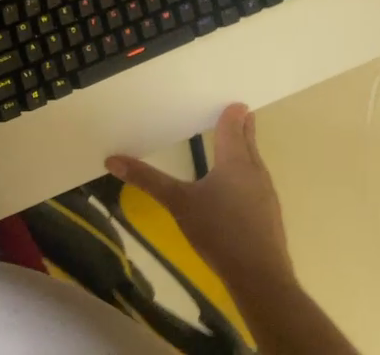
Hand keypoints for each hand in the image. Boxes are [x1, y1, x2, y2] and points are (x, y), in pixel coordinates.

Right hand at [104, 103, 293, 293]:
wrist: (260, 278)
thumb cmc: (219, 231)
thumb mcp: (177, 202)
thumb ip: (146, 179)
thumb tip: (111, 159)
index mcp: (235, 165)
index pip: (233, 132)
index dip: (234, 116)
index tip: (238, 102)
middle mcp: (255, 175)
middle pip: (249, 146)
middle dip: (244, 129)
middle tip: (243, 113)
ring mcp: (265, 197)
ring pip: (255, 165)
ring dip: (247, 151)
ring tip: (239, 143)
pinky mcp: (268, 216)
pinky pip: (257, 183)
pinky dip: (248, 172)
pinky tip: (239, 184)